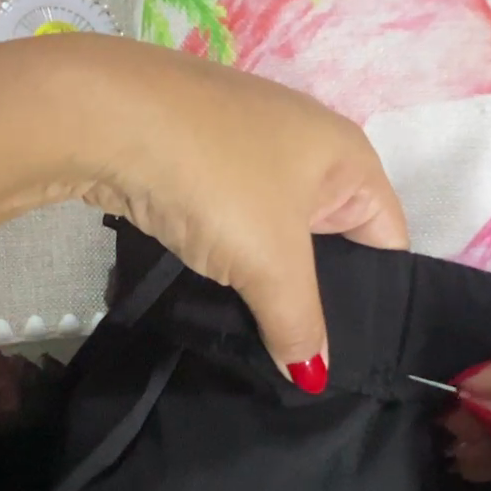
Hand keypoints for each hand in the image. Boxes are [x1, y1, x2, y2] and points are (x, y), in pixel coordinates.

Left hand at [60, 36, 408, 387]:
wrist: (104, 115)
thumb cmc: (215, 179)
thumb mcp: (268, 260)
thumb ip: (299, 322)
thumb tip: (313, 376)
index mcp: (348, 156)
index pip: (387, 241)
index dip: (375, 300)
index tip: (349, 357)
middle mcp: (306, 144)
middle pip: (330, 239)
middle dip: (313, 297)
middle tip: (298, 358)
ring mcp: (247, 146)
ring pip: (274, 233)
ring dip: (264, 281)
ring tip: (255, 339)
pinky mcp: (198, 157)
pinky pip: (231, 220)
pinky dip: (226, 256)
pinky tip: (213, 295)